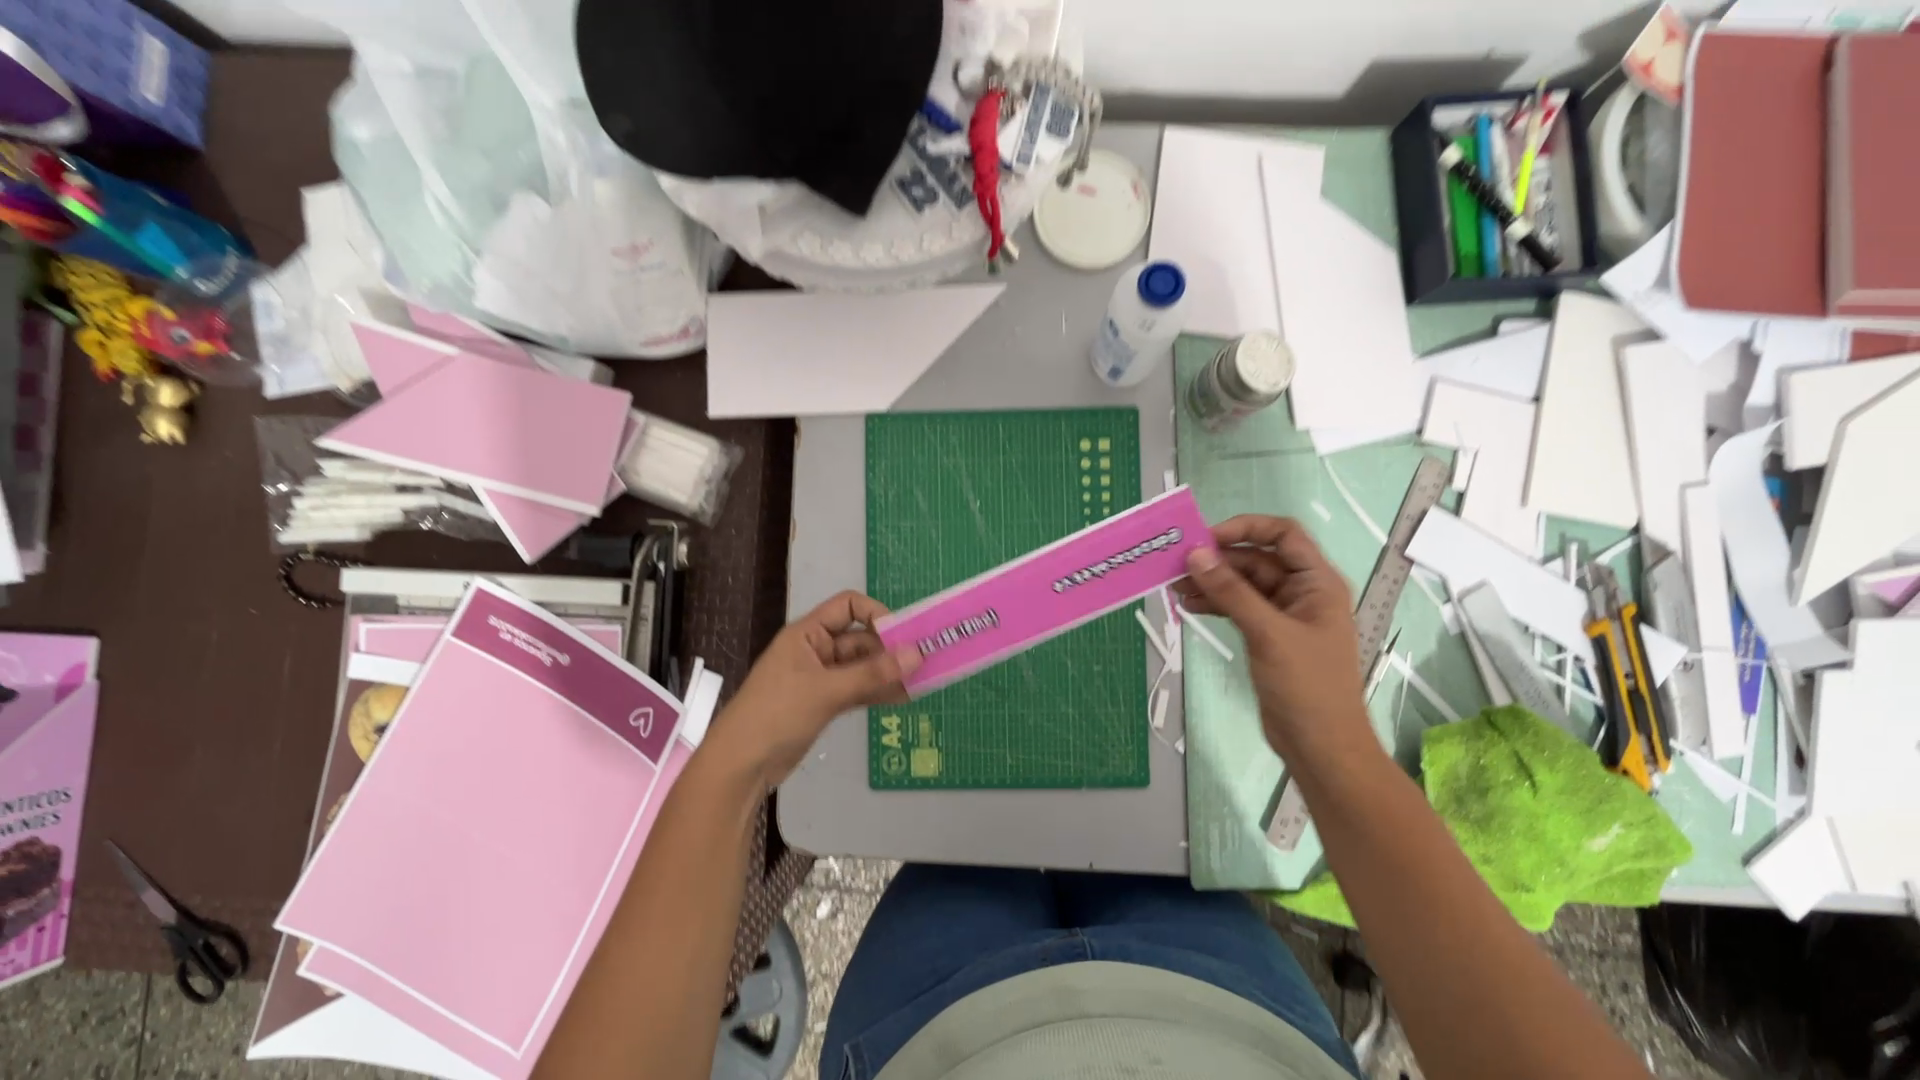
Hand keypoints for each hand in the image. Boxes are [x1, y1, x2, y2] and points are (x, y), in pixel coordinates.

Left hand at [710, 591, 921, 785]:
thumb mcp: (826, 691)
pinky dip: (877, 692)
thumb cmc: (777, 714)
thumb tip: (917, 654)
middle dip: (890, 650)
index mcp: (807, 634)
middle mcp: (815, 650)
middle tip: (925, 663)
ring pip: (861, 668)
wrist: (741, 764)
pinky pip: (857, 691)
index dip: (876, 615)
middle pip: (859, 640)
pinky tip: (904, 698)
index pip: (848, 606)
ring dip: (888, 673)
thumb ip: (872, 674)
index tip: (902, 636)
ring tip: (922, 681)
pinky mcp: (823, 705)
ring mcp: (820, 679)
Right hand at [1174, 516, 1370, 756]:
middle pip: (1257, 559)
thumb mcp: (1267, 633)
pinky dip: (1216, 604)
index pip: (1283, 534)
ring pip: (1243, 585)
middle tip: (1178, 566)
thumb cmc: (1306, 685)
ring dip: (1212, 583)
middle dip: (1219, 560)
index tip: (1207, 538)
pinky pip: (1239, 608)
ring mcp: (1284, 615)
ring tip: (1175, 588)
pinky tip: (1189, 606)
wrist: (1320, 744)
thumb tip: (1196, 554)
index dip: (1246, 528)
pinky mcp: (1268, 636)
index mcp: (1317, 581)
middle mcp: (1302, 592)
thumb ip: (1231, 591)